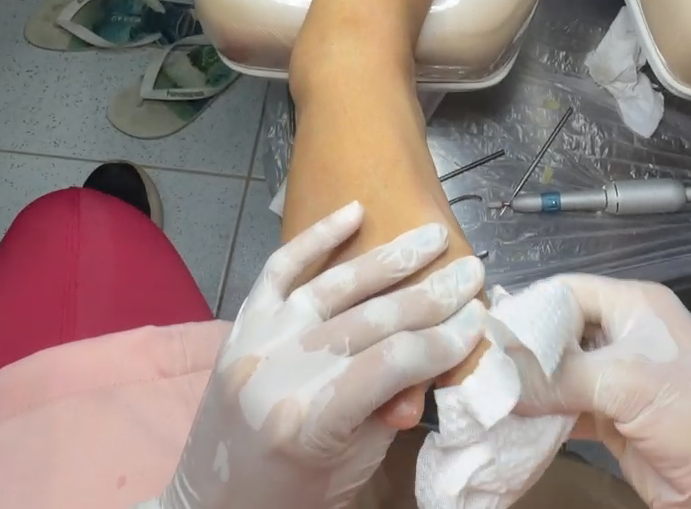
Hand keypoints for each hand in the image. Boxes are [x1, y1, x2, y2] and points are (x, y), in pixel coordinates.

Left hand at [160, 202, 486, 508]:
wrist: (210, 505)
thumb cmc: (293, 495)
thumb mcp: (355, 464)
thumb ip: (392, 401)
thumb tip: (435, 347)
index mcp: (310, 420)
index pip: (394, 362)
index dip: (444, 339)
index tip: (479, 318)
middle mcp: (281, 370)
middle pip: (373, 319)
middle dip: (433, 294)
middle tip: (472, 270)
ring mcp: (258, 338)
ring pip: (336, 284)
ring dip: (392, 257)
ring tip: (434, 235)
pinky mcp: (244, 322)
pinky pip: (281, 266)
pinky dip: (318, 235)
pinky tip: (355, 212)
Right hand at [510, 275, 690, 508]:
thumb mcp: (625, 382)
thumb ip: (560, 375)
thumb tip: (500, 376)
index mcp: (631, 305)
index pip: (567, 291)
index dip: (530, 306)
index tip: (490, 328)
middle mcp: (622, 333)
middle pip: (559, 331)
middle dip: (524, 349)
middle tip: (480, 364)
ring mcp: (616, 377)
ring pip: (560, 372)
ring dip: (530, 385)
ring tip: (488, 393)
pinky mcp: (612, 416)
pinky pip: (567, 407)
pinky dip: (543, 414)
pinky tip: (514, 421)